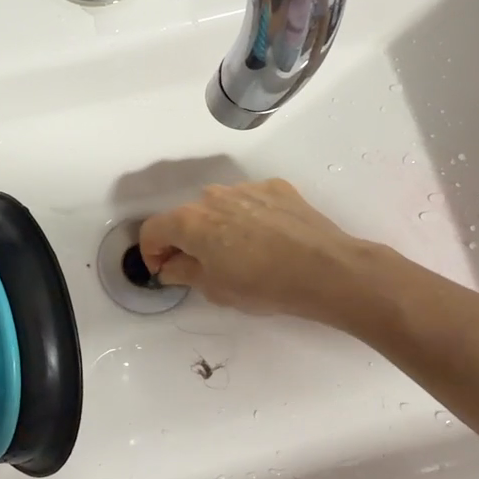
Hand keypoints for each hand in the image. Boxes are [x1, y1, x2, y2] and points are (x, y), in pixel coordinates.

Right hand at [139, 179, 391, 328]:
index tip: (164, 271)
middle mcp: (212, 197)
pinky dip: (252, 217)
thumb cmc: (263, 285)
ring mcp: (246, 188)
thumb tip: (171, 266)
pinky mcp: (276, 188)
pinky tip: (269, 240)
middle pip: (187, 217)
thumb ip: (183, 273)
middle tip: (203, 267)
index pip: (153, 229)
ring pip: (220, 207)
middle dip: (188, 240)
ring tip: (243, 254)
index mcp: (190, 221)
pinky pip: (252, 201)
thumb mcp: (214, 290)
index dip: (151, 252)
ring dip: (221, 227)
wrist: (327, 270)